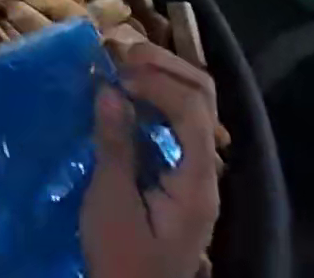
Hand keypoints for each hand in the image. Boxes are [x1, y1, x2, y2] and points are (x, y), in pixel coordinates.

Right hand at [82, 43, 221, 277]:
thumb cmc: (122, 259)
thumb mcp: (111, 203)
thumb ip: (114, 144)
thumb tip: (107, 88)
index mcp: (197, 181)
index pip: (193, 111)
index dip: (156, 82)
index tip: (115, 77)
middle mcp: (205, 168)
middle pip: (202, 96)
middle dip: (163, 66)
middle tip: (120, 56)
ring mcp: (194, 168)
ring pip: (192, 101)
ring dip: (158, 74)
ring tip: (118, 67)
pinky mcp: (177, 169)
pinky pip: (174, 116)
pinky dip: (150, 94)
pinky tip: (122, 93)